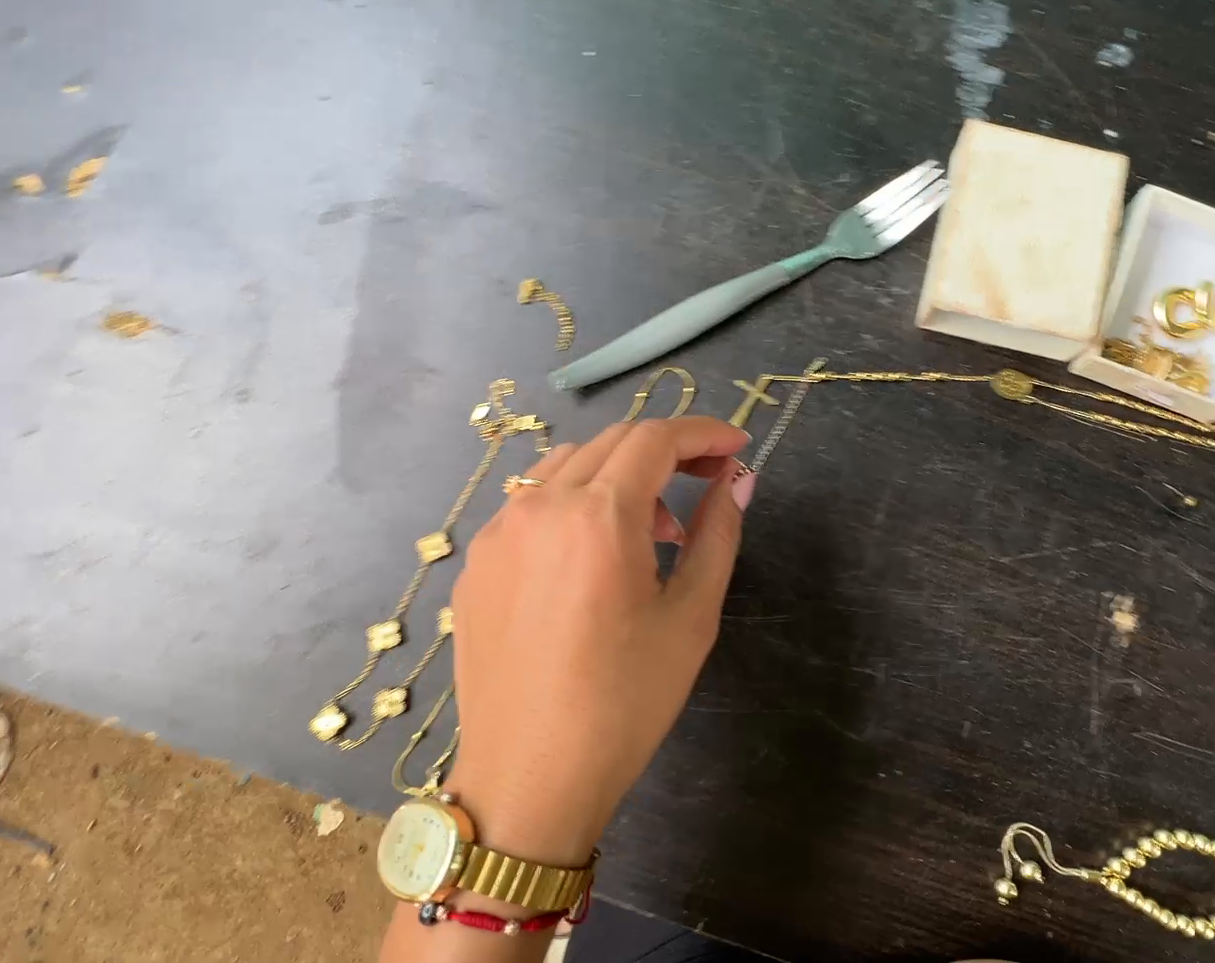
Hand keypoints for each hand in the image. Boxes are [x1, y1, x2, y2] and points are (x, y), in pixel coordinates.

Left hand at [445, 417, 754, 867]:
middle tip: (708, 480)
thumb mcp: (692, 617)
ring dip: (622, 474)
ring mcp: (498, 531)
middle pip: (613, 441)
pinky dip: (578, 501)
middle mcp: (540, 506)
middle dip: (668, 449)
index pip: (656, 439)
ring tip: (655, 528)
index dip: (704, 432)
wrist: (527, 781)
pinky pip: (534, 502)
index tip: (737, 444)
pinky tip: (597, 555)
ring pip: (569, 464)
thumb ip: (718, 533)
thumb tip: (738, 479)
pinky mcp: (477, 561)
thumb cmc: (625, 703)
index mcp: (598, 516)